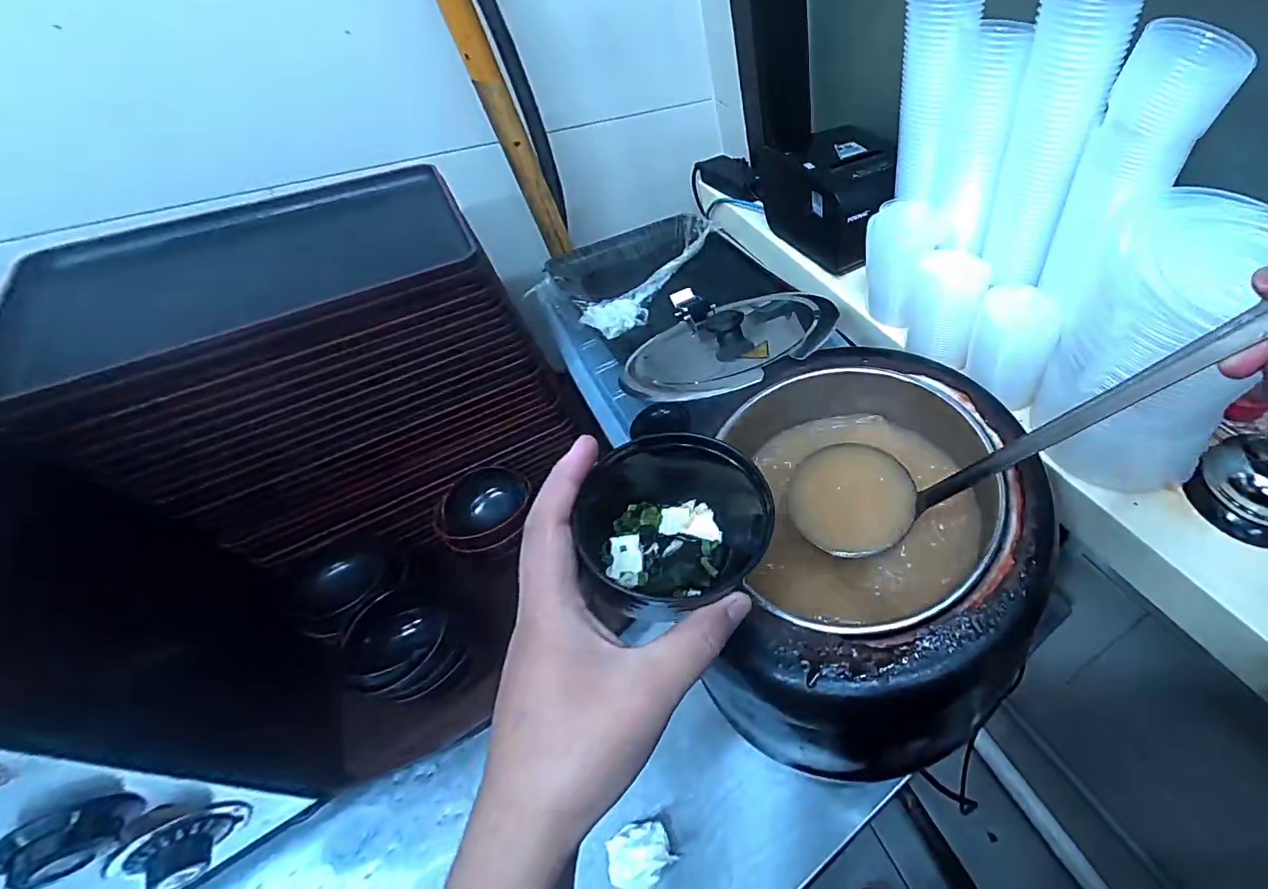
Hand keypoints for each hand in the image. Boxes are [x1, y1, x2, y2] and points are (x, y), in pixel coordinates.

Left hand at [451, 436, 750, 887]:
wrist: (528, 824)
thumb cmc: (579, 745)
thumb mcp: (651, 688)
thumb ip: (698, 639)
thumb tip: (740, 600)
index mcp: (547, 610)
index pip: (546, 526)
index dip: (563, 478)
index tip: (587, 442)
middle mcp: (537, 620)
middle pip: (549, 544)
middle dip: (578, 501)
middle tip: (620, 475)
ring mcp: (540, 649)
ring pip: (562, 580)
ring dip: (589, 545)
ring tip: (632, 522)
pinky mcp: (550, 673)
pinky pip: (575, 609)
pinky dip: (601, 586)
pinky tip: (634, 597)